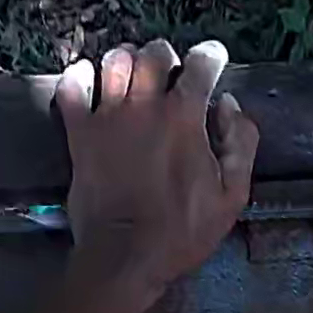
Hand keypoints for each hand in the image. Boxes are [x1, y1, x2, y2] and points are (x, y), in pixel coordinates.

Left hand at [53, 39, 259, 288]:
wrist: (125, 257)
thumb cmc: (181, 233)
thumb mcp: (231, 197)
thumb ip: (240, 145)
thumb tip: (230, 106)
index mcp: (184, 117)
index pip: (201, 65)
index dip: (211, 58)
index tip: (214, 62)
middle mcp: (144, 105)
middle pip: (154, 54)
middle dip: (168, 59)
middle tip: (171, 76)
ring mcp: (108, 118)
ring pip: (115, 61)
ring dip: (128, 62)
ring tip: (134, 79)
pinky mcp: (80, 136)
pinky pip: (72, 89)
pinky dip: (79, 78)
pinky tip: (88, 82)